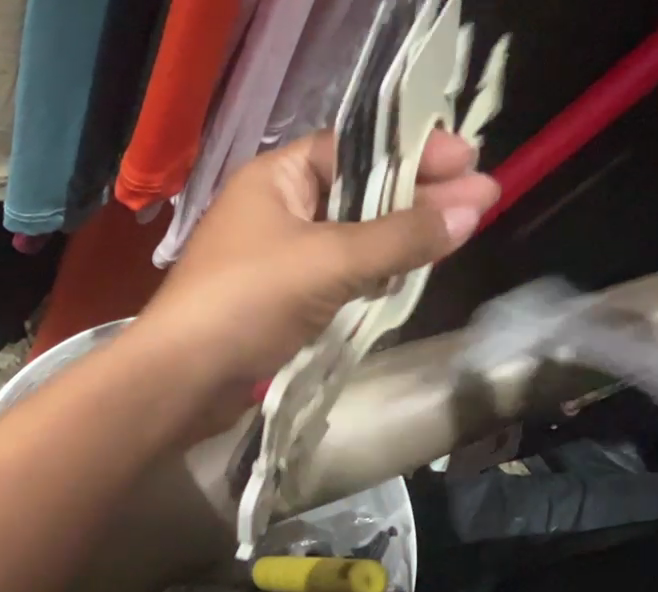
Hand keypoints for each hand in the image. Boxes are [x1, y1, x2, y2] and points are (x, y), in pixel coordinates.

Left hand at [126, 129, 499, 410]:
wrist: (179, 378)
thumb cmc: (247, 301)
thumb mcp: (331, 260)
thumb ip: (402, 235)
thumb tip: (474, 206)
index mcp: (275, 178)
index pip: (355, 147)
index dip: (413, 151)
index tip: (471, 164)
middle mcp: (270, 211)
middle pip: (355, 193)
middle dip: (413, 199)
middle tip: (479, 205)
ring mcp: (269, 261)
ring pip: (344, 241)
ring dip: (391, 242)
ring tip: (450, 243)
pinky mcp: (271, 305)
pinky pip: (328, 281)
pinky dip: (362, 280)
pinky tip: (398, 284)